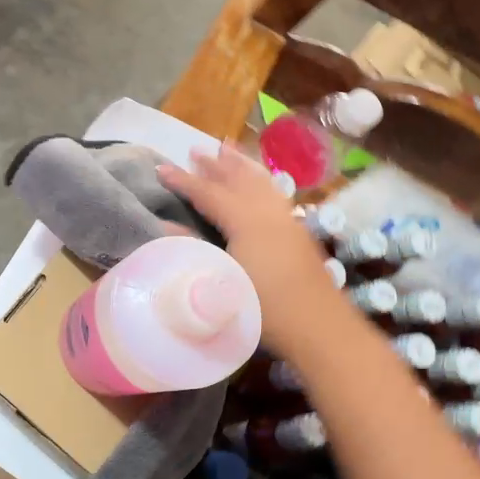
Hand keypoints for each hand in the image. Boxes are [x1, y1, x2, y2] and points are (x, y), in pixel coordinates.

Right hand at [157, 147, 346, 346]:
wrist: (320, 328)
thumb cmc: (264, 308)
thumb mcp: (220, 279)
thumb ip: (194, 247)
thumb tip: (166, 226)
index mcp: (245, 220)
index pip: (208, 192)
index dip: (183, 180)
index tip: (160, 168)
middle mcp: (267, 212)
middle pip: (238, 179)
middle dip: (215, 164)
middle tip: (194, 150)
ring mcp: (287, 221)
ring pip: (261, 182)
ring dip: (241, 165)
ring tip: (228, 150)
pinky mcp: (299, 234)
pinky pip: (275, 193)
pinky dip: (262, 180)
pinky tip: (261, 184)